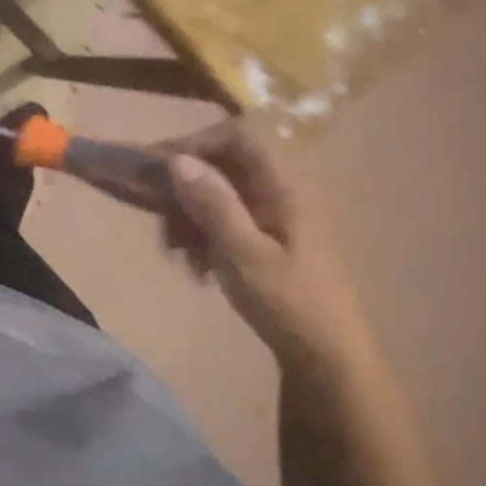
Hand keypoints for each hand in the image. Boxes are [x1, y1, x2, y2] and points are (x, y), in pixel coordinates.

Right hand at [145, 119, 372, 367]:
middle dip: (185, 186)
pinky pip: (227, 214)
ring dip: (190, 213)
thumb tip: (177, 160)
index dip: (195, 143)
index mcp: (285, 185)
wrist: (327, 351)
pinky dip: (203, 231)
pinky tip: (197, 265)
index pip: (238, 134)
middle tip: (162, 224)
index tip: (158, 172)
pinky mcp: (271, 232)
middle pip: (224, 160)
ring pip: (220, 189)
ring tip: (178, 252)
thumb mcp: (242, 254)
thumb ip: (213, 204)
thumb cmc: (288, 301)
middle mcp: (284, 187)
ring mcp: (278, 210)